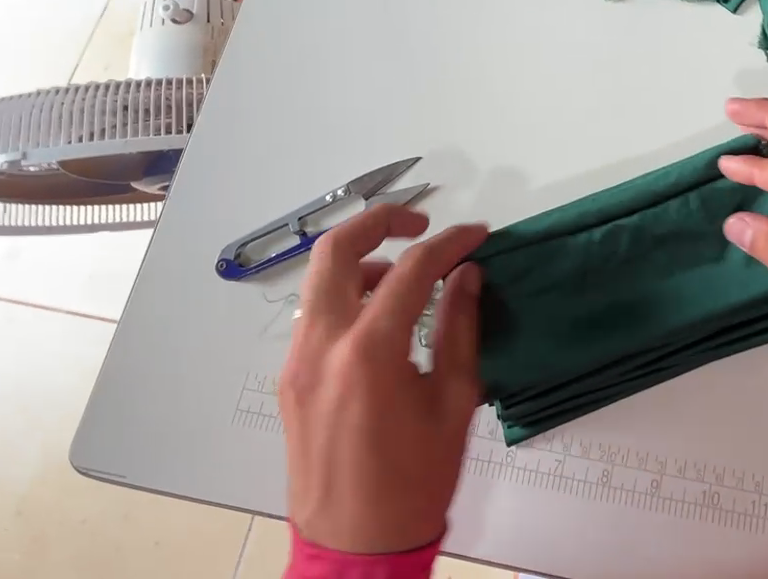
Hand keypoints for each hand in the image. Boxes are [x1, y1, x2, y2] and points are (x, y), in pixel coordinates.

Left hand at [279, 204, 488, 552]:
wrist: (353, 549)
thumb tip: (467, 274)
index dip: (451, 243)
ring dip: (363, 259)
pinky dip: (348, 294)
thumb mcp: (455, 401)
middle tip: (421, 223)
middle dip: (381, 221)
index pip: (412, 269)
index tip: (477, 235)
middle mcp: (322, 344)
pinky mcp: (290, 377)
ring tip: (407, 278)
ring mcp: (297, 360)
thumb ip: (459, 327)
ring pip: (319, 278)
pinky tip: (382, 317)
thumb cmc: (416, 479)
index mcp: (369, 352)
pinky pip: (316, 313)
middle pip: (336, 249)